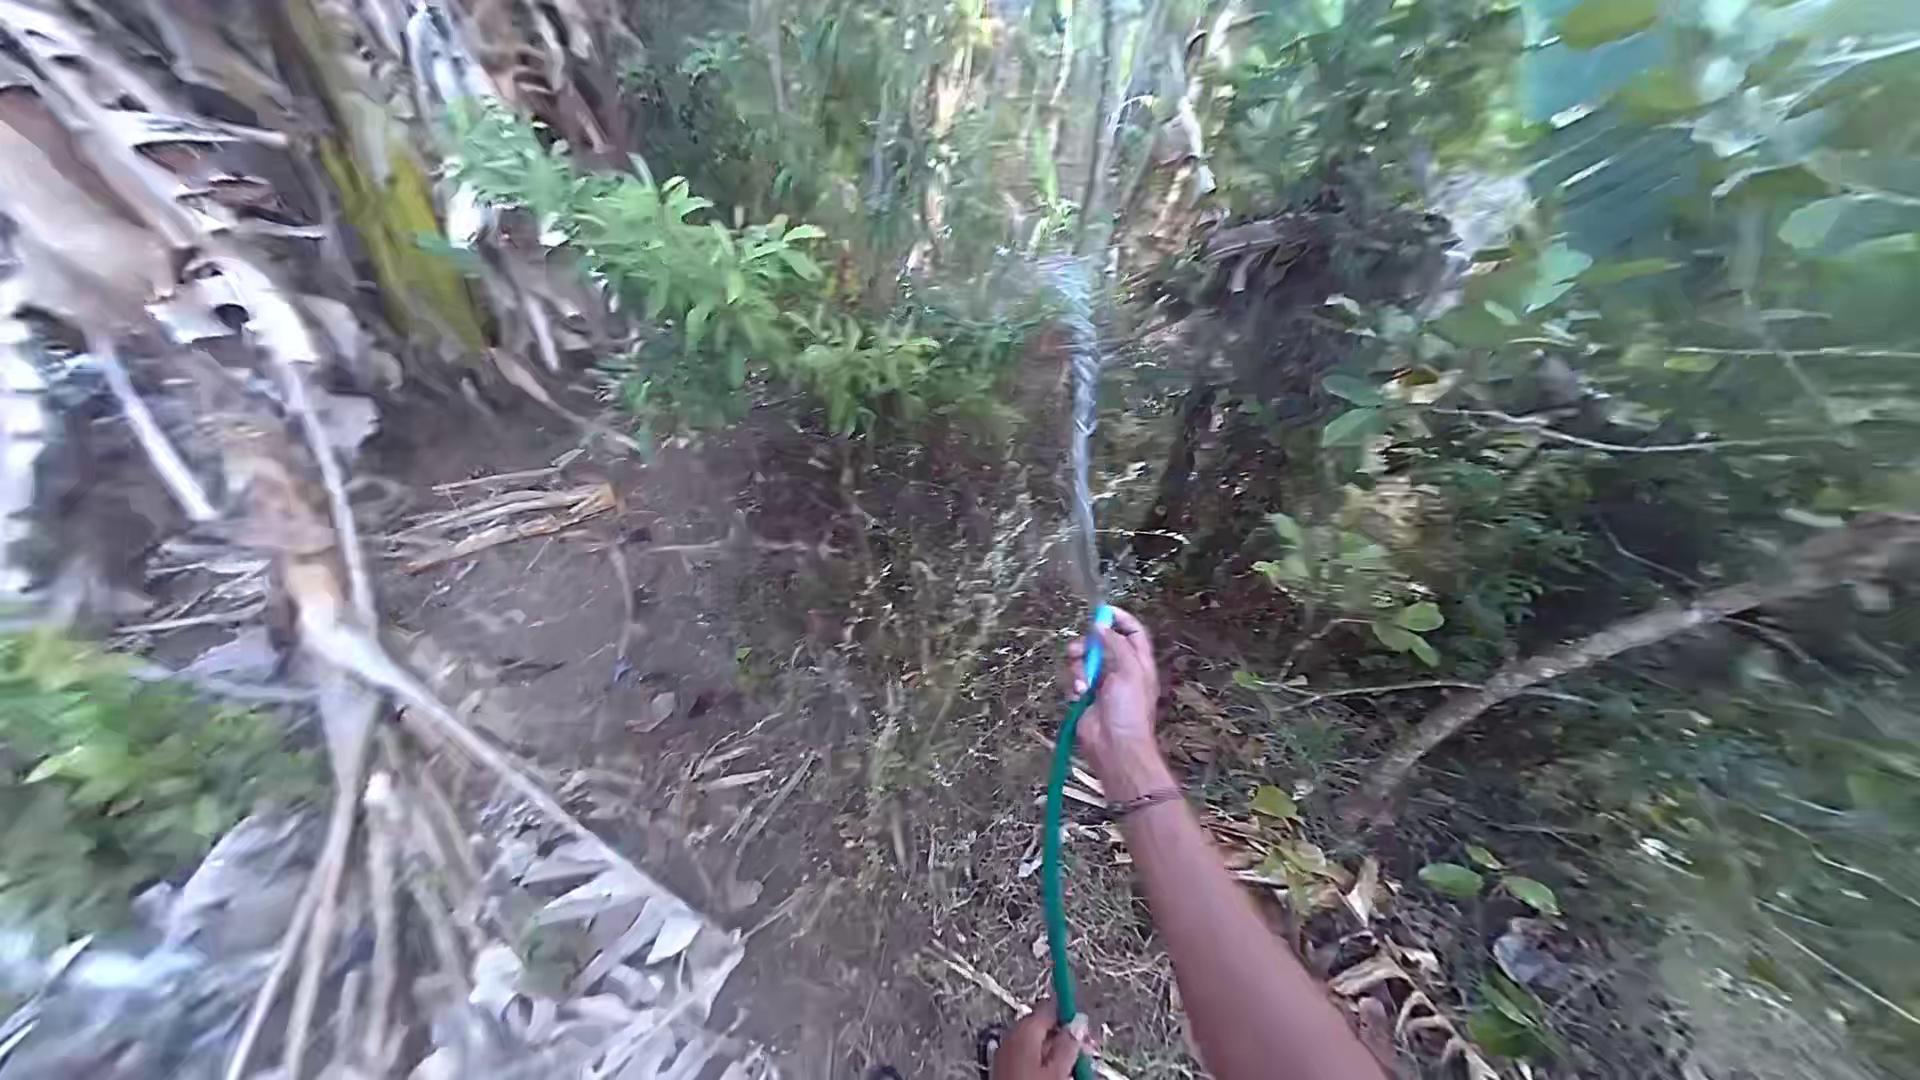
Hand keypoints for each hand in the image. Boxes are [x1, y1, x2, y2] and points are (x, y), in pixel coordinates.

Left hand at [992, 1003, 1084, 1079]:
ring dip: (1058, 1054)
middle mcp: (1014, 1036)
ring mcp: (1008, 1053)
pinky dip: (1045, 1065)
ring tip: (1075, 1070)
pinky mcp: (1006, 1069)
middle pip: (1044, 1027)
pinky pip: (1030, 1059)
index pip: (1049, 1007)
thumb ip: (1068, 1045)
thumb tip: (1078, 1022)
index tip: (1085, 1027)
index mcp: (1025, 1030)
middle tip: (1086, 1053)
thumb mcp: (1057, 1072)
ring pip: (1039, 1045)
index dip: (1069, 1014)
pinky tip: (1058, 1076)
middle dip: (1066, 1038)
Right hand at [1066, 607, 1164, 794]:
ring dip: (1078, 668)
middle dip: (1088, 644)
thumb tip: (1100, 626)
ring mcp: (1101, 682)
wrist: (1115, 747)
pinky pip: (1072, 678)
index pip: (1132, 631)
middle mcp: (1120, 669)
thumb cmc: (1129, 710)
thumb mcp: (1129, 671)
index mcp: (1138, 662)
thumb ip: (1115, 644)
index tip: (1101, 611)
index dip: (1119, 618)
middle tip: (1082, 650)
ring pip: (1082, 659)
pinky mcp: (1083, 695)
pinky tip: (1078, 696)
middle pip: (1101, 642)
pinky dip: (1073, 684)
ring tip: (1082, 684)